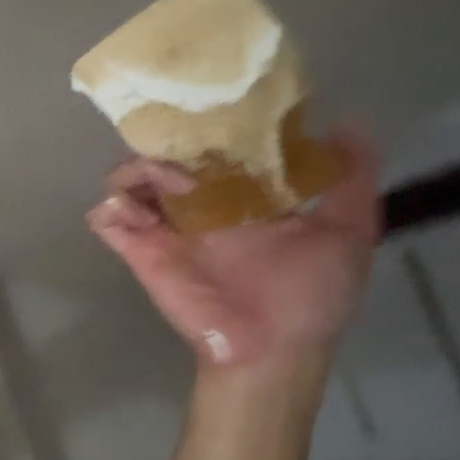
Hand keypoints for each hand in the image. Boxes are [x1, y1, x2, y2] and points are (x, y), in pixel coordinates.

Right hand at [88, 127, 381, 366]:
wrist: (272, 350)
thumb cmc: (311, 295)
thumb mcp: (349, 232)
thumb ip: (351, 180)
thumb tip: (347, 122)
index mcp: (245, 198)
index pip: (220, 151)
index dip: (213, 128)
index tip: (214, 109)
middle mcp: (202, 207)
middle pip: (169, 160)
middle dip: (164, 145)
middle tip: (174, 146)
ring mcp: (169, 229)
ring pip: (133, 183)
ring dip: (132, 171)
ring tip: (151, 177)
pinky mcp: (141, 252)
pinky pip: (108, 221)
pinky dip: (108, 209)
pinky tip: (129, 208)